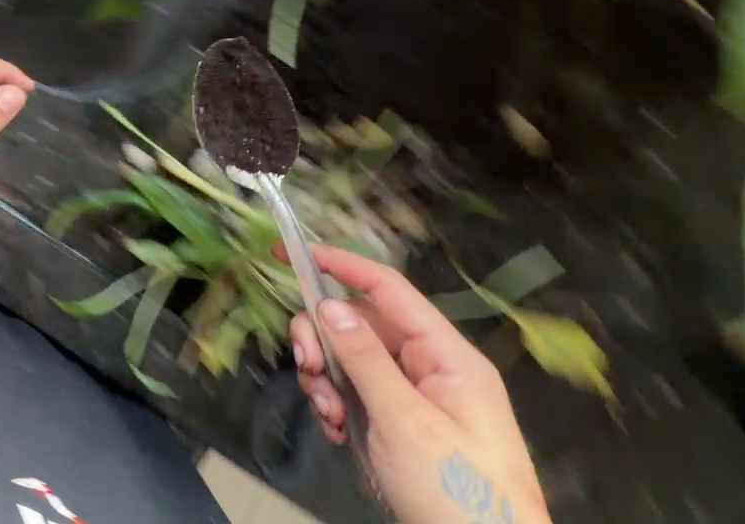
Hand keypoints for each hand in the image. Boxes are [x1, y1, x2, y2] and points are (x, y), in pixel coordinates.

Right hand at [288, 245, 549, 523]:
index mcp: (447, 357)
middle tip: (308, 370)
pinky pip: (349, 388)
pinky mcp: (395, 418)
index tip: (286, 252)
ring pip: (346, 356)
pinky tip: (338, 431)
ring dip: (325, 379)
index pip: (387, 289)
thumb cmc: (458, 491)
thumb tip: (327, 304)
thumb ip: (364, 359)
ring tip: (331, 417)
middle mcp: (429, 366)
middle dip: (323, 342)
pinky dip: (333, 402)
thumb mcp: (405, 422)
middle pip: (356, 323)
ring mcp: (411, 393)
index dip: (338, 264)